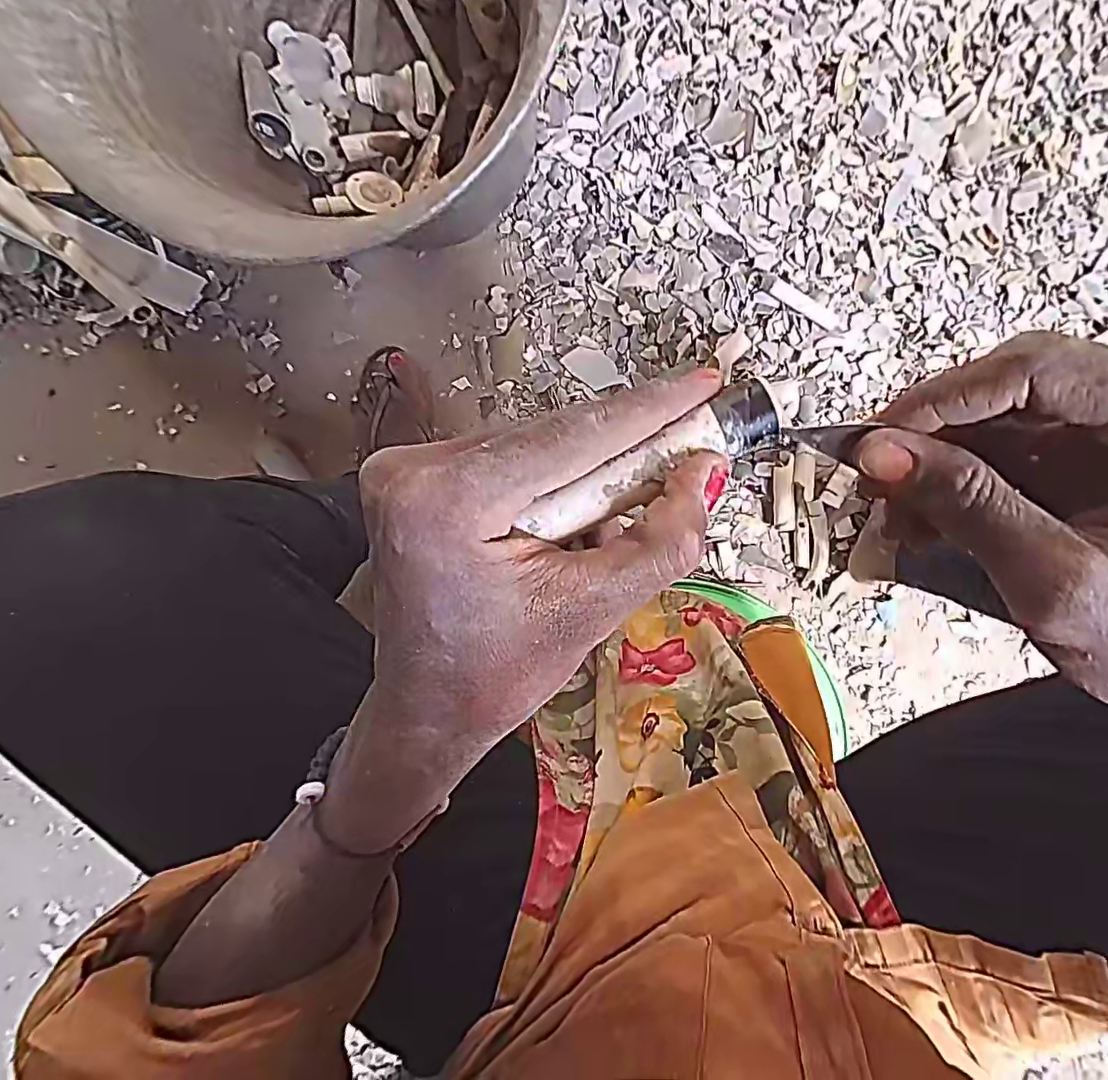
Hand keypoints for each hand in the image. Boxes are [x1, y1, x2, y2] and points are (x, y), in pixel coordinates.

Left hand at [324, 370, 726, 850]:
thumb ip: (664, 539)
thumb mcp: (593, 611)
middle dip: (625, 448)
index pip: (573, 437)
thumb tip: (701, 473)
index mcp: (448, 503)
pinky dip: (552, 484)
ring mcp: (406, 468)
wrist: (426, 707)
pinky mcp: (414, 475)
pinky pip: (509, 459)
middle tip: (686, 449)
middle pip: (553, 437)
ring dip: (588, 474)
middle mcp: (414, 470)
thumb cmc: (492, 677)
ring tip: (607, 528)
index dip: (648, 408)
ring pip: (535, 446)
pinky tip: (567, 527)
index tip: (699, 385)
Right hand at [856, 332, 1107, 743]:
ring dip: (946, 457)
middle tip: (879, 471)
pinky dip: (968, 476)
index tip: (881, 435)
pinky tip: (933, 510)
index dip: (949, 396)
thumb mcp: (1060, 587)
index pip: (1054, 369)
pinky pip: (1026, 445)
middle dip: (940, 430)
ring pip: (1017, 414)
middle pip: (1030, 385)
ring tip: (899, 505)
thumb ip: (970, 508)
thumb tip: (886, 453)